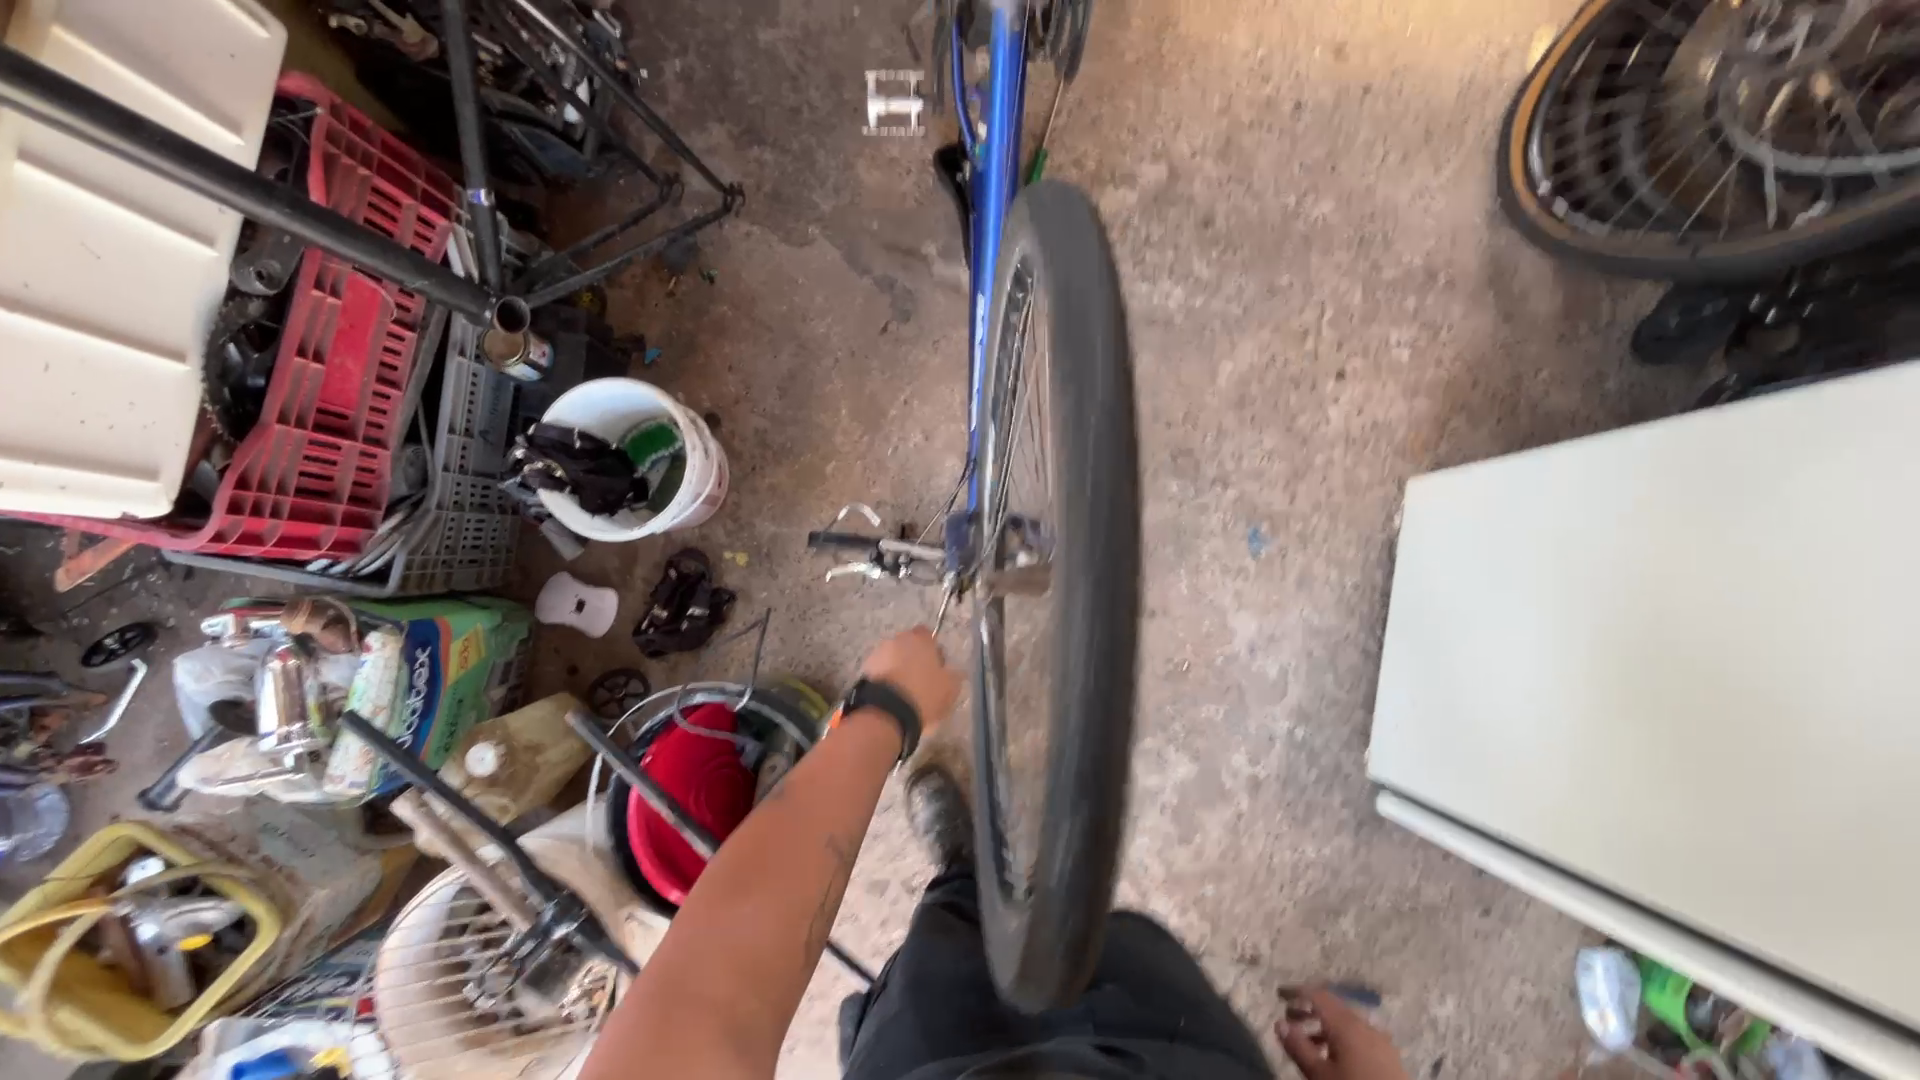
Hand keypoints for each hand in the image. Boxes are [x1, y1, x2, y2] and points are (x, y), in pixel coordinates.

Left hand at [859, 626, 961, 737]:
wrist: (886, 711)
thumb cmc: (924, 694)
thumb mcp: (950, 688)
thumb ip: (954, 675)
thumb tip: (954, 672)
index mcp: (920, 639)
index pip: (928, 635)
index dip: (932, 650)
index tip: (936, 667)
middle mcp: (897, 640)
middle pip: (908, 646)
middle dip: (913, 658)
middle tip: (921, 680)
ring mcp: (878, 653)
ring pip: (892, 658)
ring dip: (898, 669)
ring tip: (904, 692)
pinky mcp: (865, 670)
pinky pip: (880, 671)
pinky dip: (886, 679)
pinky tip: (892, 696)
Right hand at [1275, 988, 1410, 1079]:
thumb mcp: (1319, 1074)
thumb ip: (1298, 1047)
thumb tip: (1280, 1022)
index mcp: (1346, 1024)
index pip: (1317, 995)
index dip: (1297, 992)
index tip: (1279, 994)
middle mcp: (1364, 1025)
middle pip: (1333, 1006)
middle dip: (1309, 1009)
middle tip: (1290, 1019)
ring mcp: (1381, 1040)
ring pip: (1347, 1022)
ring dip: (1325, 1026)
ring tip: (1310, 1043)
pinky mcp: (1391, 1056)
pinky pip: (1361, 1036)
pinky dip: (1343, 1037)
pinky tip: (1337, 1057)